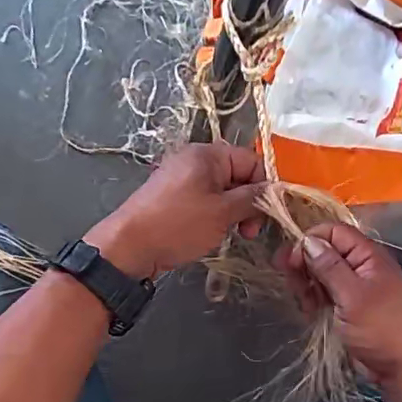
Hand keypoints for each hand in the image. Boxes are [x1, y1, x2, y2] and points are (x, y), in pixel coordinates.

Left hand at [85, 143, 266, 277]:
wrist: (129, 246)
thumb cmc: (179, 225)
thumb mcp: (223, 212)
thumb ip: (252, 198)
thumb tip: (272, 191)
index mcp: (207, 154)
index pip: (252, 160)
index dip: (265, 186)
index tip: (268, 214)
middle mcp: (194, 160)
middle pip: (237, 174)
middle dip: (249, 202)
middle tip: (250, 231)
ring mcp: (181, 178)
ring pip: (222, 190)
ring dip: (234, 211)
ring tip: (235, 234)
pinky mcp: (172, 197)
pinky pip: (205, 199)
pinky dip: (216, 214)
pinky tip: (214, 232)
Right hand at [277, 222, 401, 385]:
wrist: (399, 367)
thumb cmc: (380, 329)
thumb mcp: (352, 296)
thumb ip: (330, 267)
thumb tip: (308, 241)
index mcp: (369, 256)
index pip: (334, 232)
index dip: (310, 241)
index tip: (292, 261)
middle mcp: (362, 266)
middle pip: (325, 251)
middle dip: (306, 265)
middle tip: (295, 286)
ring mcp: (356, 286)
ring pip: (322, 272)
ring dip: (308, 284)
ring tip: (306, 304)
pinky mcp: (349, 304)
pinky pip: (326, 291)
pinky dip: (314, 298)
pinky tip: (310, 311)